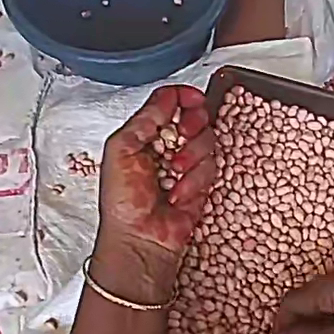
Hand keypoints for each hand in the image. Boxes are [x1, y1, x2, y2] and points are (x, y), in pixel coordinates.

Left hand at [93, 85, 215, 303]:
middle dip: (193, 124)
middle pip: (196, 117)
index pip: (171, 102)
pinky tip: (178, 194)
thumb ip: (145, 119)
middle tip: (183, 135)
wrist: (139, 237)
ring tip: (173, 173)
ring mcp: (187, 164)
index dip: (184, 97)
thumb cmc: (123, 202)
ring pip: (207, 141)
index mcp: (146, 133)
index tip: (192, 99)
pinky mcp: (202, 183)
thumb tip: (168, 96)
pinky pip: (212, 168)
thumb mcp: (121, 149)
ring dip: (191, 157)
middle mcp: (168, 146)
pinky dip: (195, 181)